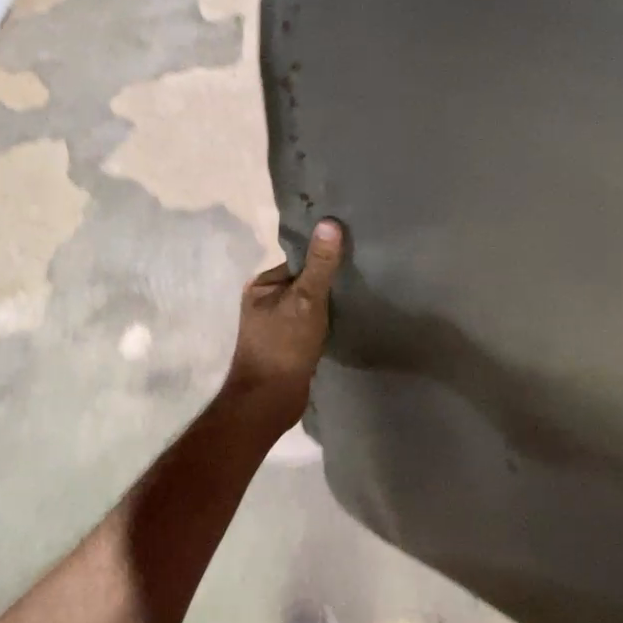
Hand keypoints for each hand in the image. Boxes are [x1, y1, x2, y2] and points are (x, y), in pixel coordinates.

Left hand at [226, 219, 343, 413]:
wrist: (269, 401)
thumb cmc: (284, 346)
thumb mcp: (307, 299)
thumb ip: (320, 264)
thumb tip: (330, 222)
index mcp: (261, 286)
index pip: (300, 262)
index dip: (325, 260)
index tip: (354, 258)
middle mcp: (264, 302)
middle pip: (306, 282)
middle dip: (329, 283)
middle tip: (362, 279)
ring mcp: (275, 325)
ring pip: (311, 305)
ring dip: (330, 304)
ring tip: (358, 299)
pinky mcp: (288, 346)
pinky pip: (312, 323)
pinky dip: (327, 322)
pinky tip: (345, 322)